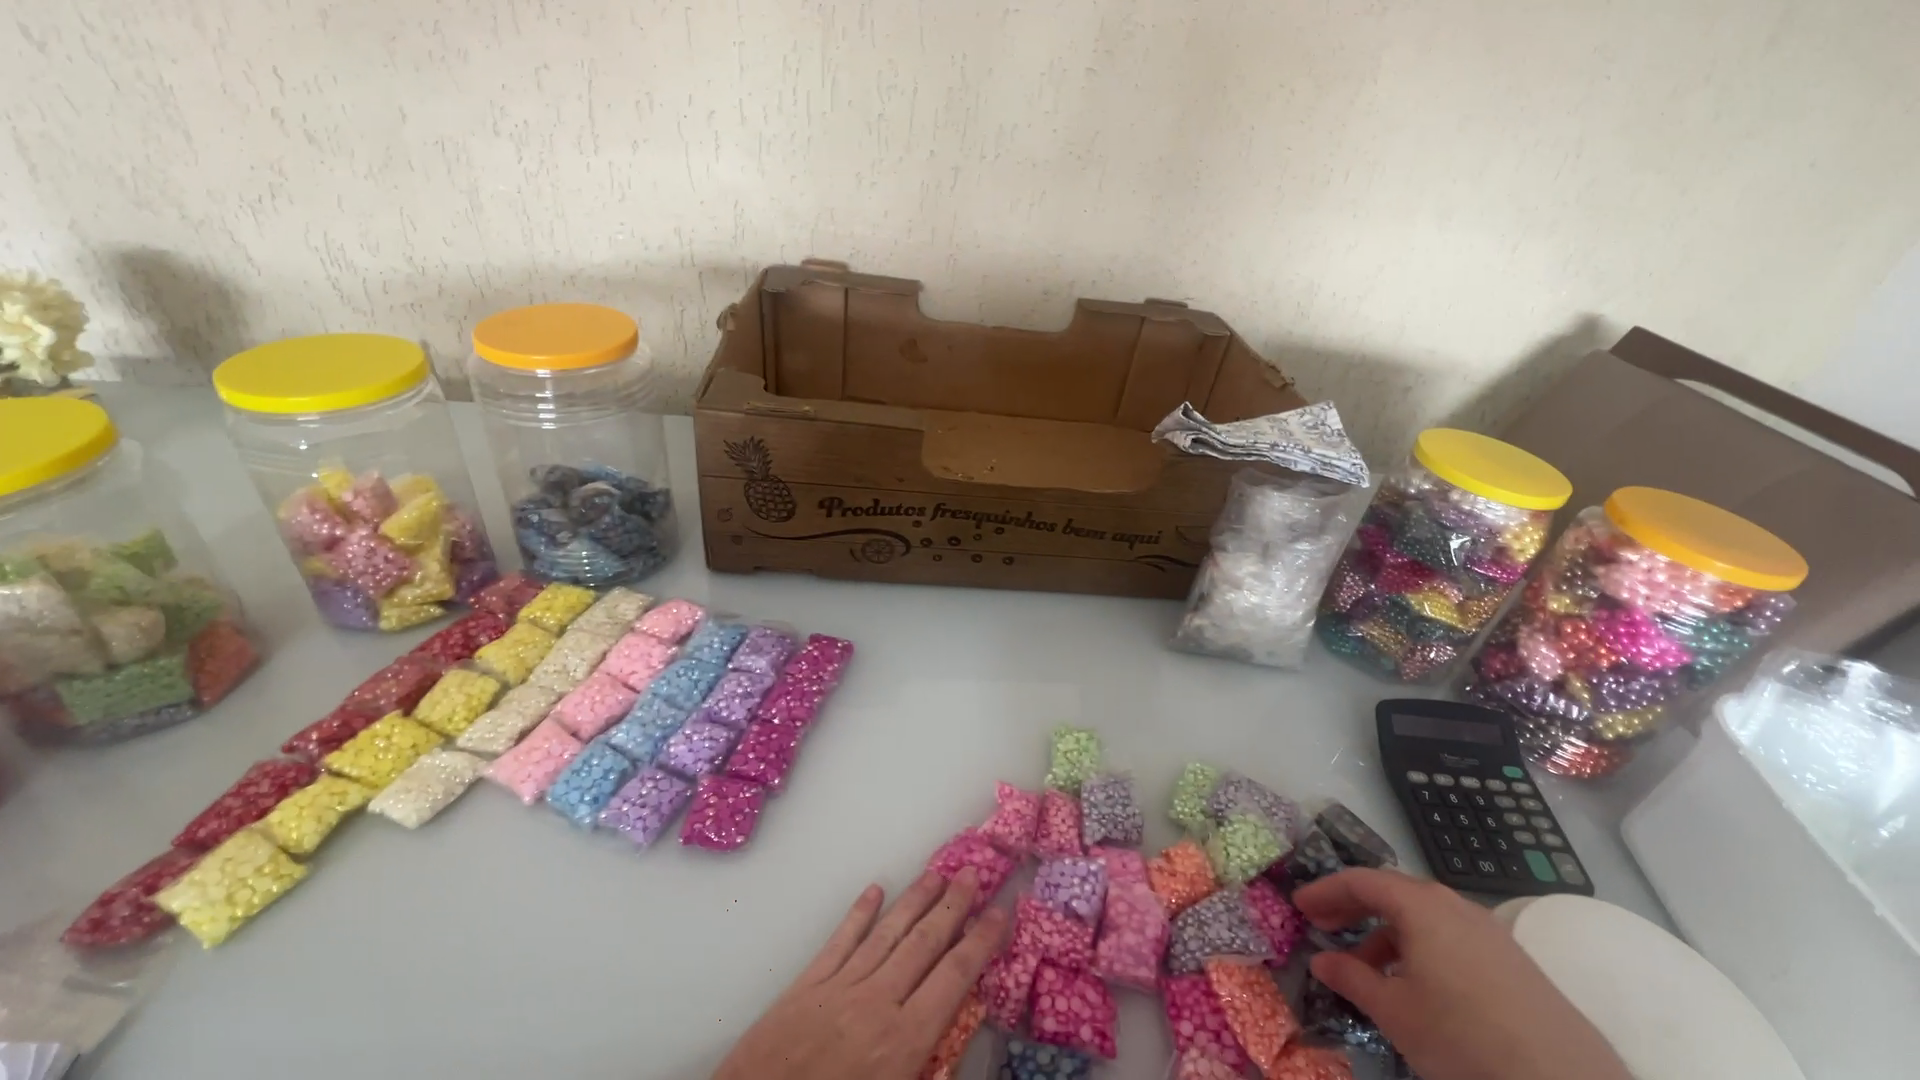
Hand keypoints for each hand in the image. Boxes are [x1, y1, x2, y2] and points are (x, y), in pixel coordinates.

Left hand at [714, 870, 1006, 1079]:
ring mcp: (841, 987)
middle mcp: (878, 1001)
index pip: (955, 976)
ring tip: (936, 873)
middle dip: (952, 906)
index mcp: (906, 1038)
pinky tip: (874, 891)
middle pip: (924, 943)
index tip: (1000, 911)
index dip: (981, 941)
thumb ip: (931, 1065)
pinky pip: (839, 941)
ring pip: (887, 933)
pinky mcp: (807, 984)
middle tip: (973, 873)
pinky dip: (858, 913)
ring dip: (915, 900)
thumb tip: (958, 1030)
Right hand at [1293, 868, 1631, 1079]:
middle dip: (1354, 907)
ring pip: (1424, 917)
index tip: (1299, 906)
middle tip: (1323, 926)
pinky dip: (1419, 947)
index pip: (1362, 880)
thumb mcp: (1394, 1011)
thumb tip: (1322, 960)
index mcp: (1422, 906)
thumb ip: (1352, 978)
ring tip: (1367, 967)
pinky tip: (1415, 985)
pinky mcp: (1512, 960)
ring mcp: (1490, 931)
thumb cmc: (1463, 1036)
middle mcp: (1456, 906)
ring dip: (1386, 932)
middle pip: (1393, 892)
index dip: (1326, 890)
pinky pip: (1451, 936)